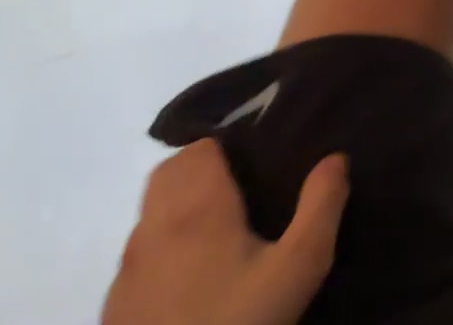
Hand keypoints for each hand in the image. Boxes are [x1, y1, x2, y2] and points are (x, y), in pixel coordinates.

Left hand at [103, 141, 349, 324]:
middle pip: (167, 174)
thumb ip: (321, 204)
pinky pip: (140, 252)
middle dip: (202, 167)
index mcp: (197, 210)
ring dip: (180, 202)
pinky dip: (165, 242)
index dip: (227, 146)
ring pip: (150, 212)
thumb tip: (335, 158)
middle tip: (246, 181)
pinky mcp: (117, 305)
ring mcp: (128, 270)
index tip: (259, 157)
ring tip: (225, 223)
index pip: (197, 150)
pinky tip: (196, 272)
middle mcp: (154, 229)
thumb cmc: (241, 321)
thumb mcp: (301, 264)